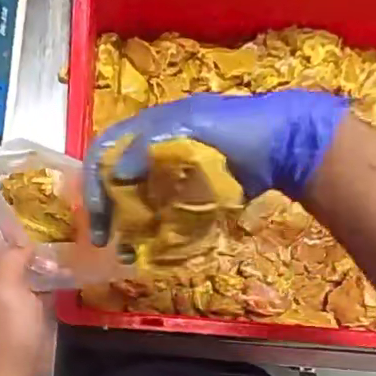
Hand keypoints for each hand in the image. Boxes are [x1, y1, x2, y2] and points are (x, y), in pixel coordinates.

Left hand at [0, 210, 47, 375]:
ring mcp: (6, 294)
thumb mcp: (7, 287)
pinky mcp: (23, 307)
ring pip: (14, 258)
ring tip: (53, 220)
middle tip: (36, 197)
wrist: (15, 375)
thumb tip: (25, 241)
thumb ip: (13, 257)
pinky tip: (62, 256)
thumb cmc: (7, 333)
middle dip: (9, 219)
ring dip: (29, 241)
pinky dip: (42, 265)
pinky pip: (31, 277)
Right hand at [84, 89, 350, 244]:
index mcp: (149, 128)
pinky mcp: (190, 195)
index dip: (92, 183)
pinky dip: (152, 232)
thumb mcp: (191, 124)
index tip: (96, 217)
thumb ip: (150, 145)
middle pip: (115, 182)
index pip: (103, 153)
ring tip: (129, 251)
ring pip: (136, 202)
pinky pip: (161, 215)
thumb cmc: (239, 129)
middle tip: (107, 241)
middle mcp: (154, 151)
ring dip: (127, 227)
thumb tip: (116, 173)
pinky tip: (153, 247)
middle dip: (107, 211)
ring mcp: (172, 175)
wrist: (284, 145)